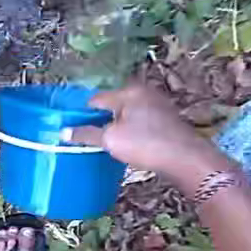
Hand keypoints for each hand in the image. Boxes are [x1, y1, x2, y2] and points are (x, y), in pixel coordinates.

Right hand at [65, 83, 234, 191]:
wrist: (187, 159)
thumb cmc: (146, 144)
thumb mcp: (110, 140)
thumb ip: (86, 134)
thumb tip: (63, 132)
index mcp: (129, 91)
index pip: (95, 100)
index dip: (82, 115)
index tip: (74, 132)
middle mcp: (144, 93)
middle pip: (112, 106)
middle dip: (101, 121)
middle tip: (91, 141)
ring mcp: (158, 106)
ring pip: (127, 115)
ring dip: (117, 128)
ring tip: (108, 146)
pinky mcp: (167, 121)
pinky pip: (141, 123)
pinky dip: (132, 132)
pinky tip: (129, 147)